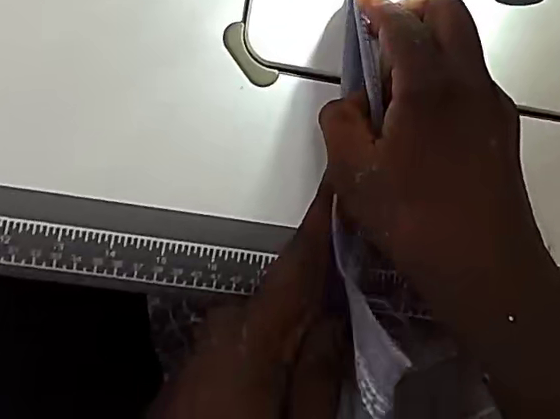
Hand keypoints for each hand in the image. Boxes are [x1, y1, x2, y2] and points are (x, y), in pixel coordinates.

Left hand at [149, 183, 346, 418]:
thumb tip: (335, 320)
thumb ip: (318, 375)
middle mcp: (226, 321)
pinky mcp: (202, 355)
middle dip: (320, 279)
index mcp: (252, 333)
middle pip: (285, 288)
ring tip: (335, 310)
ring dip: (298, 310)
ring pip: (268, 312)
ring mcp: (209, 336)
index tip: (335, 183)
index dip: (318, 222)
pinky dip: (275, 332)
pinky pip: (248, 332)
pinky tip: (296, 347)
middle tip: (358, 267)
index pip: (295, 264)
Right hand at [317, 0, 534, 300]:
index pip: (402, 22)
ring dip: (426, 39)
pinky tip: (415, 112)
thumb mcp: (353, 174)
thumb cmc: (421, 224)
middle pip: (448, 12)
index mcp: (431, 87)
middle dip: (410, 7)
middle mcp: (469, 85)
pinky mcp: (501, 127)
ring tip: (390, 80)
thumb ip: (339, 122)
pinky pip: (468, 75)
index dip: (375, 4)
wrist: (491, 278)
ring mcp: (492, 105)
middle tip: (379, 29)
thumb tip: (350, 105)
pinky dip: (440, 69)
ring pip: (462, 42)